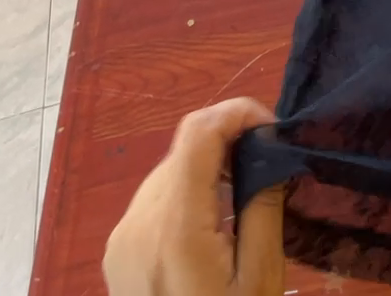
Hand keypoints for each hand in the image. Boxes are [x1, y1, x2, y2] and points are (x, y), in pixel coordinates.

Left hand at [103, 98, 285, 295]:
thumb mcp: (260, 277)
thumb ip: (263, 205)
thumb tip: (269, 151)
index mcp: (174, 230)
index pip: (198, 133)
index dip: (237, 112)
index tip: (273, 129)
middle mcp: (138, 223)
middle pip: (186, 147)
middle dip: (230, 139)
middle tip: (270, 161)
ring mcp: (121, 237)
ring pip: (172, 167)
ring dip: (210, 163)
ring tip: (245, 191)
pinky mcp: (117, 250)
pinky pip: (158, 195)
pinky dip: (190, 188)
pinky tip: (215, 218)